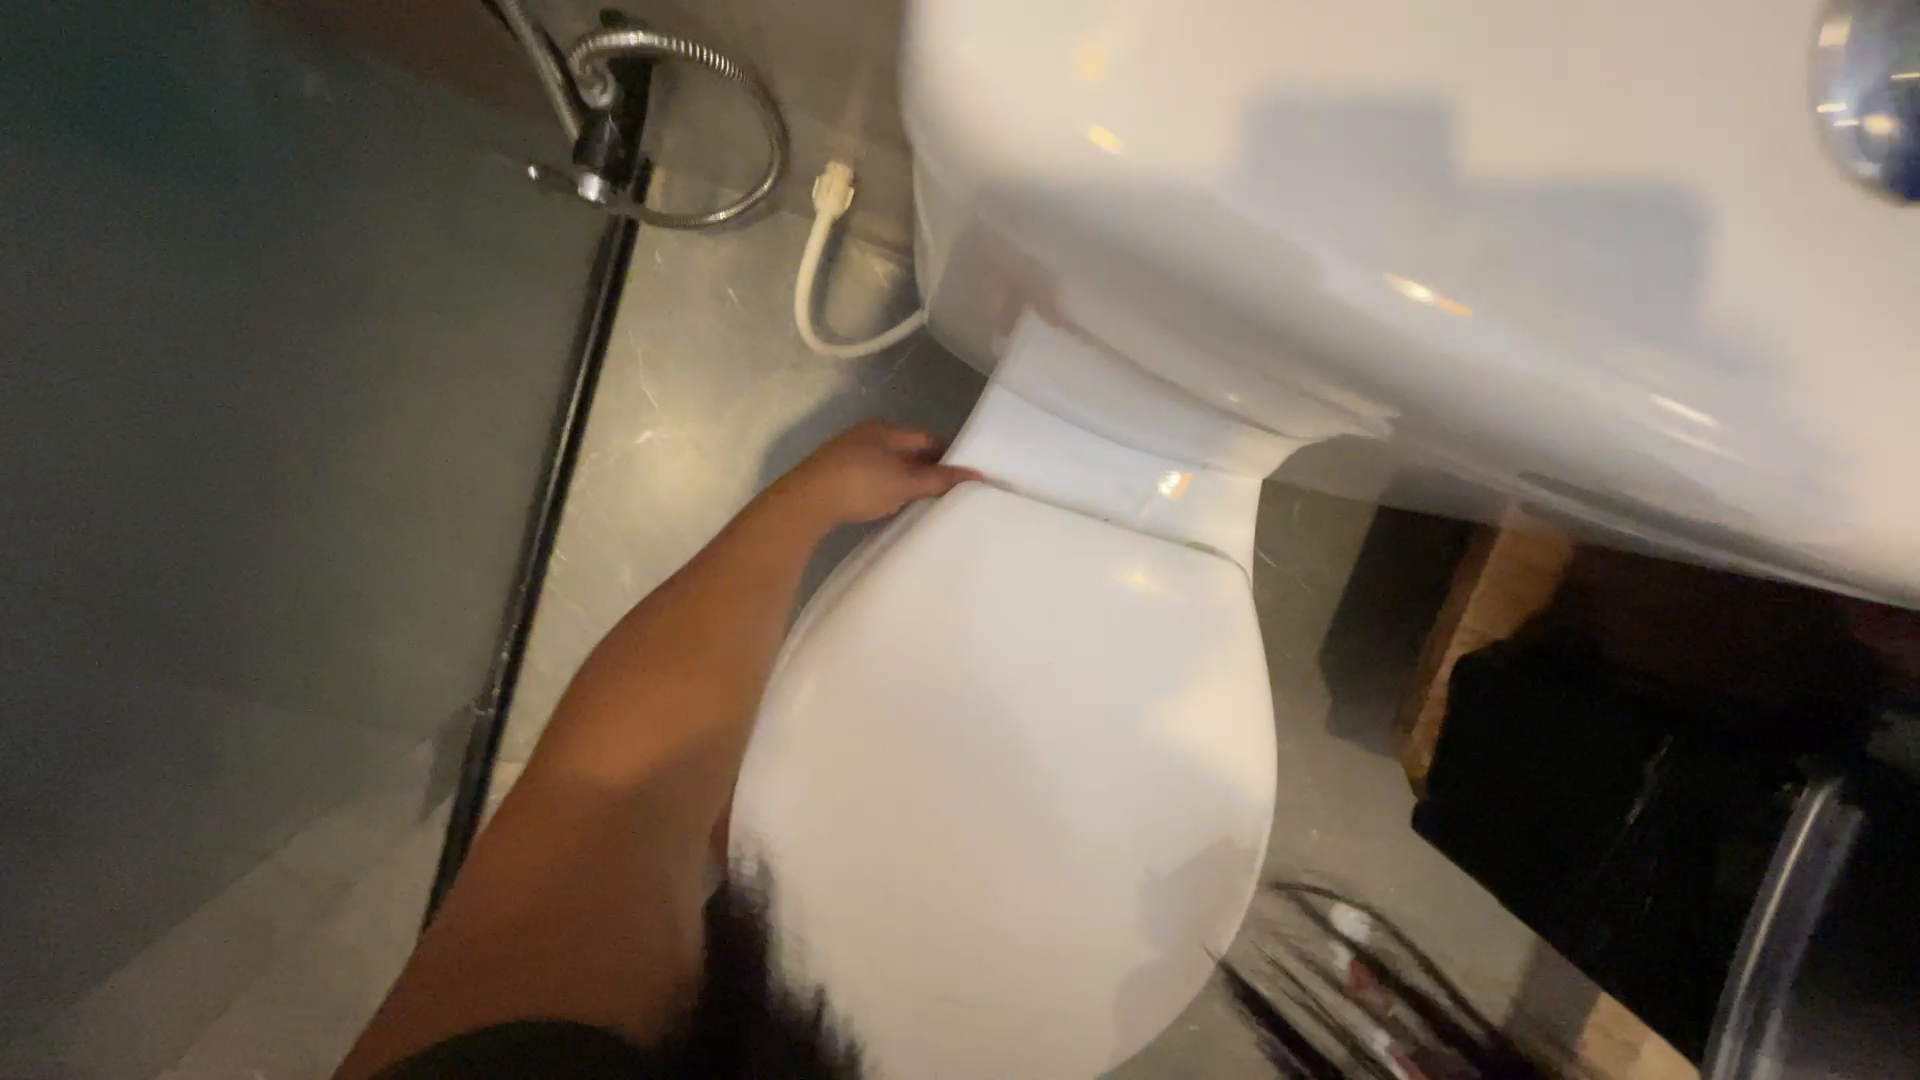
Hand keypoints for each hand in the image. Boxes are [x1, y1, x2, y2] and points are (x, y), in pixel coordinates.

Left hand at [769, 420, 981, 528]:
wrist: (807, 501)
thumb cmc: (862, 484)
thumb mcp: (906, 482)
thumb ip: (940, 479)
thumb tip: (976, 474)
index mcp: (888, 429)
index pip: (928, 438)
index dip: (948, 456)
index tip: (963, 477)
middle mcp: (868, 434)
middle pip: (908, 450)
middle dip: (927, 468)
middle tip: (947, 492)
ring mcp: (849, 452)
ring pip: (889, 463)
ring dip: (905, 479)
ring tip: (922, 500)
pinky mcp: (836, 472)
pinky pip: (871, 475)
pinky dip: (885, 486)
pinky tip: (890, 503)